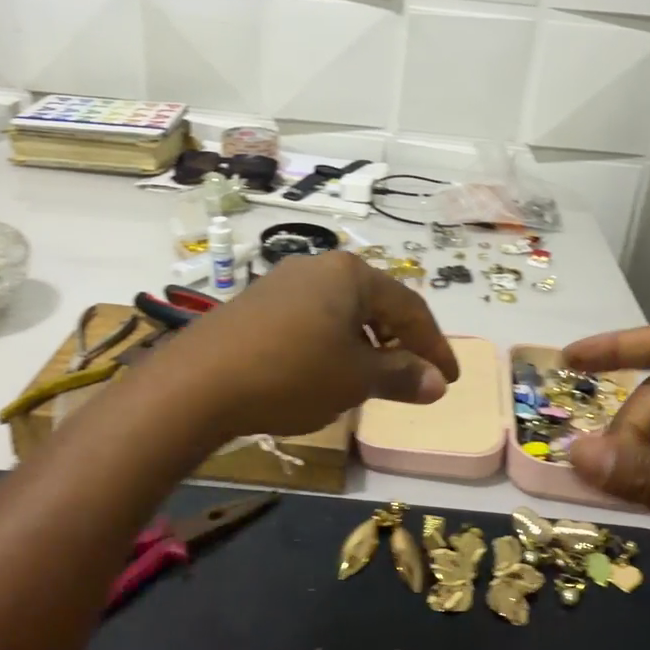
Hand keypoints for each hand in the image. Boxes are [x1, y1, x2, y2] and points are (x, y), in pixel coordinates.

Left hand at [147, 252, 458, 439]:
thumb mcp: (355, 379)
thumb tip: (436, 382)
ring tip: (372, 380)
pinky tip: (325, 373)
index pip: (410, 308)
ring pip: (341, 313)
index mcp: (351, 274)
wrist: (199, 382)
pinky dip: (331, 345)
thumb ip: (400, 376)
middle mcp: (318, 267)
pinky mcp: (256, 304)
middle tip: (415, 378)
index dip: (434, 346)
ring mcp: (283, 283)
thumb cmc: (292, 374)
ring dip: (364, 345)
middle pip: (375, 304)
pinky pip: (311, 320)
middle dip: (399, 343)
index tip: (450, 379)